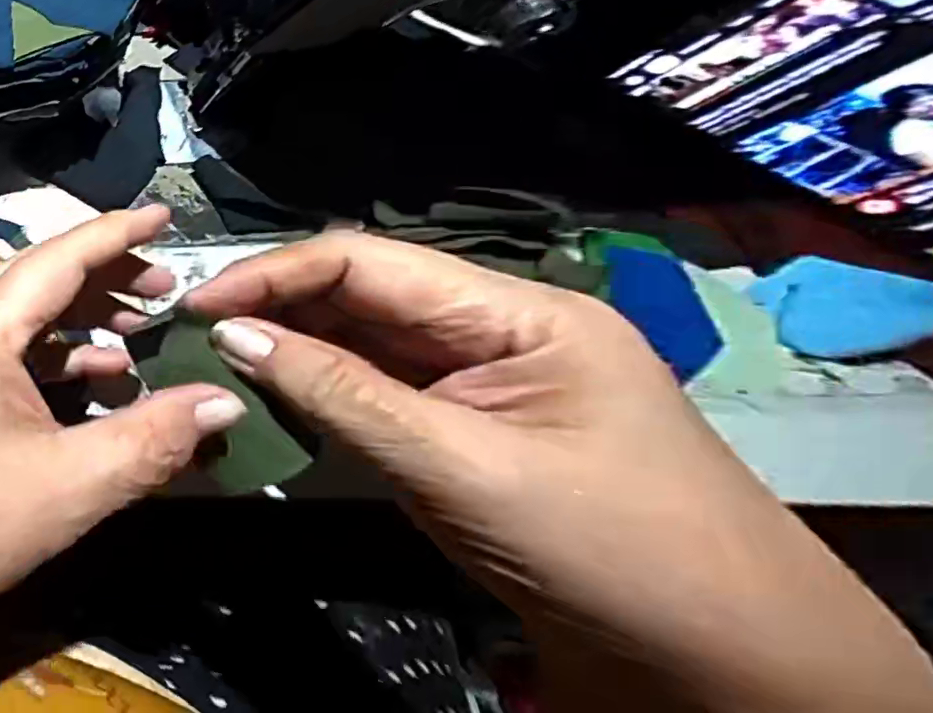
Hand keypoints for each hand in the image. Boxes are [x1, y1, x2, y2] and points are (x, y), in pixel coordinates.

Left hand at [0, 205, 247, 668]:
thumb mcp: (69, 482)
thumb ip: (152, 438)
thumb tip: (225, 401)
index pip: (63, 256)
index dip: (118, 232)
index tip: (166, 214)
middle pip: (48, 274)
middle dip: (111, 272)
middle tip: (170, 285)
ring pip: (36, 309)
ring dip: (90, 311)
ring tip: (147, 323)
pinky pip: (24, 345)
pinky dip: (69, 350)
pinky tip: (108, 373)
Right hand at [183, 231, 932, 712]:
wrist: (735, 683)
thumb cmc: (615, 559)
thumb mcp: (461, 470)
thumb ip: (337, 393)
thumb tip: (231, 334)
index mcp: (513, 312)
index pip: (366, 261)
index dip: (274, 273)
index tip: (203, 300)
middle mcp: (487, 325)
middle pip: (357, 291)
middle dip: (274, 302)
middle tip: (196, 324)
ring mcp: (471, 373)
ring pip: (355, 336)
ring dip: (288, 342)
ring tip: (218, 351)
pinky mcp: (455, 417)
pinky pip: (368, 381)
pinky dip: (314, 384)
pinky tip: (270, 387)